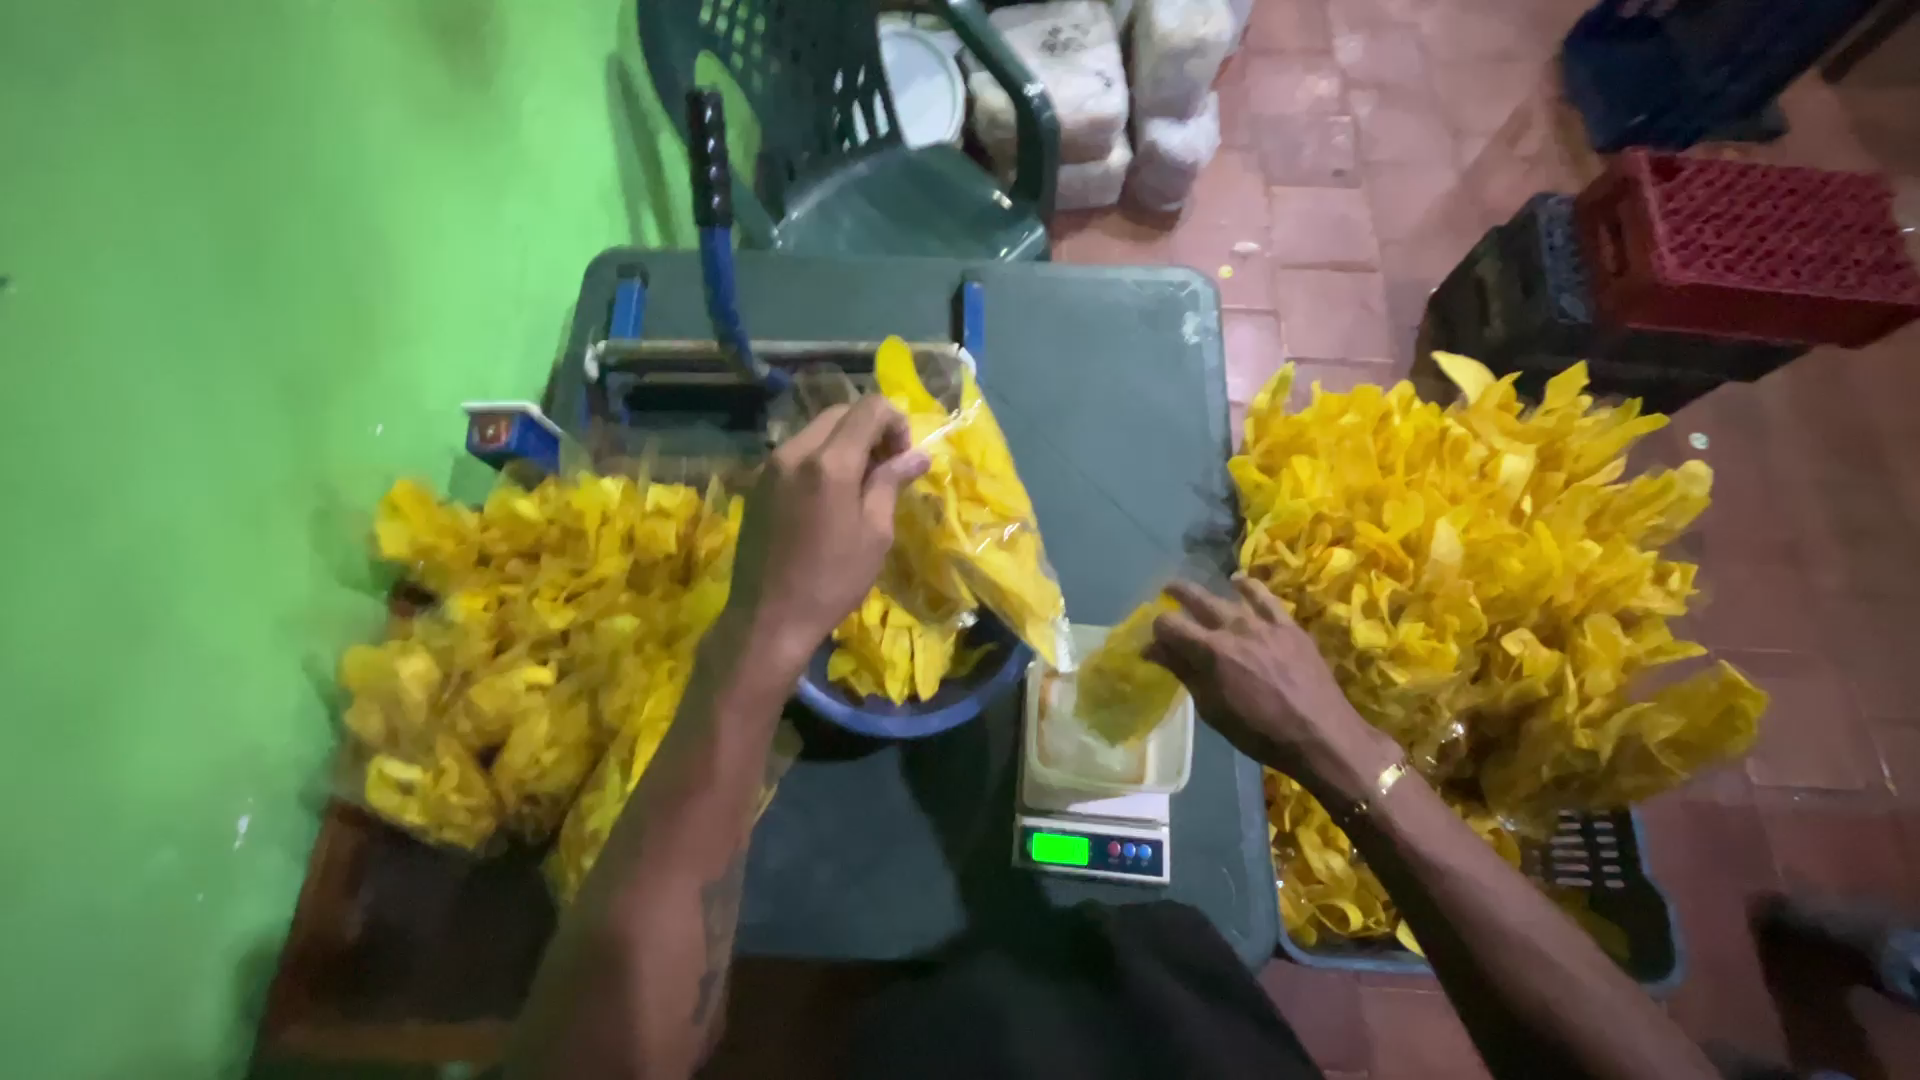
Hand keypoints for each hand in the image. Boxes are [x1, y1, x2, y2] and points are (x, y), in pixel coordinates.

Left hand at [721, 396, 929, 674]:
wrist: (769, 618)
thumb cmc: (832, 581)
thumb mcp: (875, 534)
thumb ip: (891, 483)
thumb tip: (917, 456)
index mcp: (829, 463)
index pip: (869, 408)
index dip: (895, 423)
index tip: (902, 458)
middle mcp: (795, 451)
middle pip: (840, 413)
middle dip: (870, 430)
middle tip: (885, 470)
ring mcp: (771, 465)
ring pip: (816, 430)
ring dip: (844, 443)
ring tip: (859, 486)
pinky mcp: (758, 483)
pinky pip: (797, 452)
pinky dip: (821, 458)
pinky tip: (829, 498)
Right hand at [1147, 577, 1401, 804]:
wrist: (1321, 735)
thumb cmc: (1260, 732)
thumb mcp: (1212, 709)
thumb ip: (1184, 672)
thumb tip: (1153, 649)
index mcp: (1210, 652)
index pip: (1169, 624)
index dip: (1157, 630)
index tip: (1155, 641)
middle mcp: (1233, 628)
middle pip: (1195, 598)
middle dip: (1175, 594)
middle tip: (1165, 594)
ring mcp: (1263, 623)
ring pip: (1227, 595)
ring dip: (1207, 592)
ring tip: (1197, 592)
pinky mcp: (1288, 624)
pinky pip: (1264, 596)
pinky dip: (1247, 586)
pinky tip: (1239, 582)